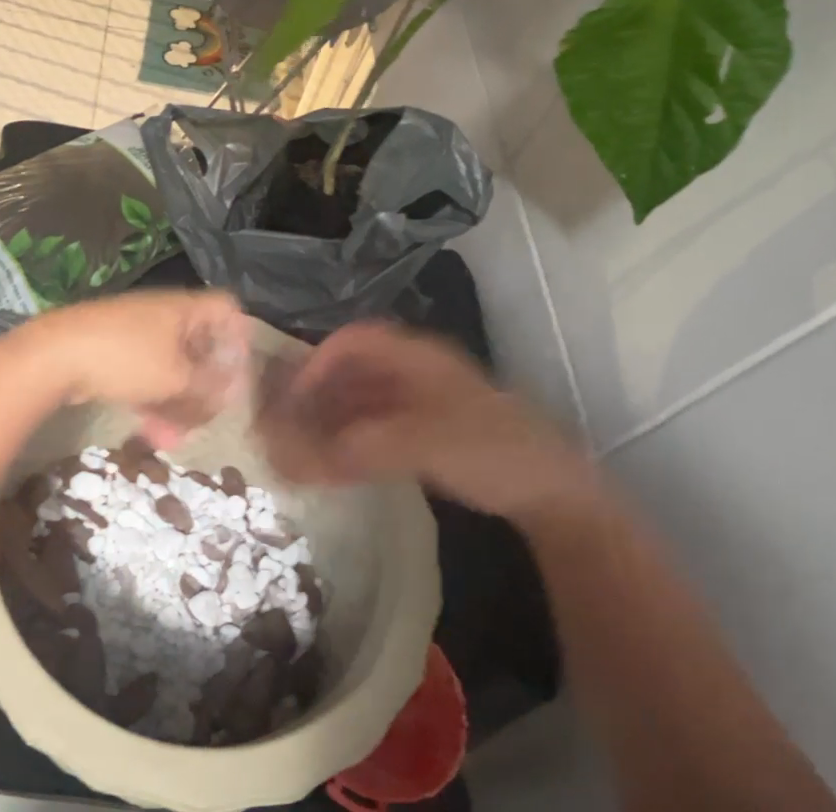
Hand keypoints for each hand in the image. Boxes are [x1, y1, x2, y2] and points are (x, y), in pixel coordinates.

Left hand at [16, 290, 249, 448]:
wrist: (53, 356)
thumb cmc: (125, 359)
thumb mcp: (175, 379)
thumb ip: (208, 389)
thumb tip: (230, 394)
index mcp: (184, 310)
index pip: (227, 310)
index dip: (240, 338)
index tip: (239, 374)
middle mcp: (164, 317)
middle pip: (200, 348)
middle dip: (205, 388)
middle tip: (207, 419)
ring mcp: (137, 336)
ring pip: (172, 370)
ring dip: (178, 404)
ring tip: (175, 439)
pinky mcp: (114, 355)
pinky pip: (146, 378)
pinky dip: (153, 402)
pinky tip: (152, 434)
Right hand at [255, 322, 593, 521]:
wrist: (553, 492)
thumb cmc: (493, 452)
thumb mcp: (424, 445)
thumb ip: (359, 448)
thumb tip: (295, 458)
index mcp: (418, 359)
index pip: (353, 343)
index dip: (316, 363)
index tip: (290, 398)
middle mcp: (415, 374)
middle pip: (351, 373)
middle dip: (315, 398)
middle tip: (283, 428)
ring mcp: (421, 405)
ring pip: (360, 403)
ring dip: (328, 423)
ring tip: (297, 450)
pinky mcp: (426, 435)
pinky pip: (374, 429)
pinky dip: (348, 443)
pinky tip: (330, 467)